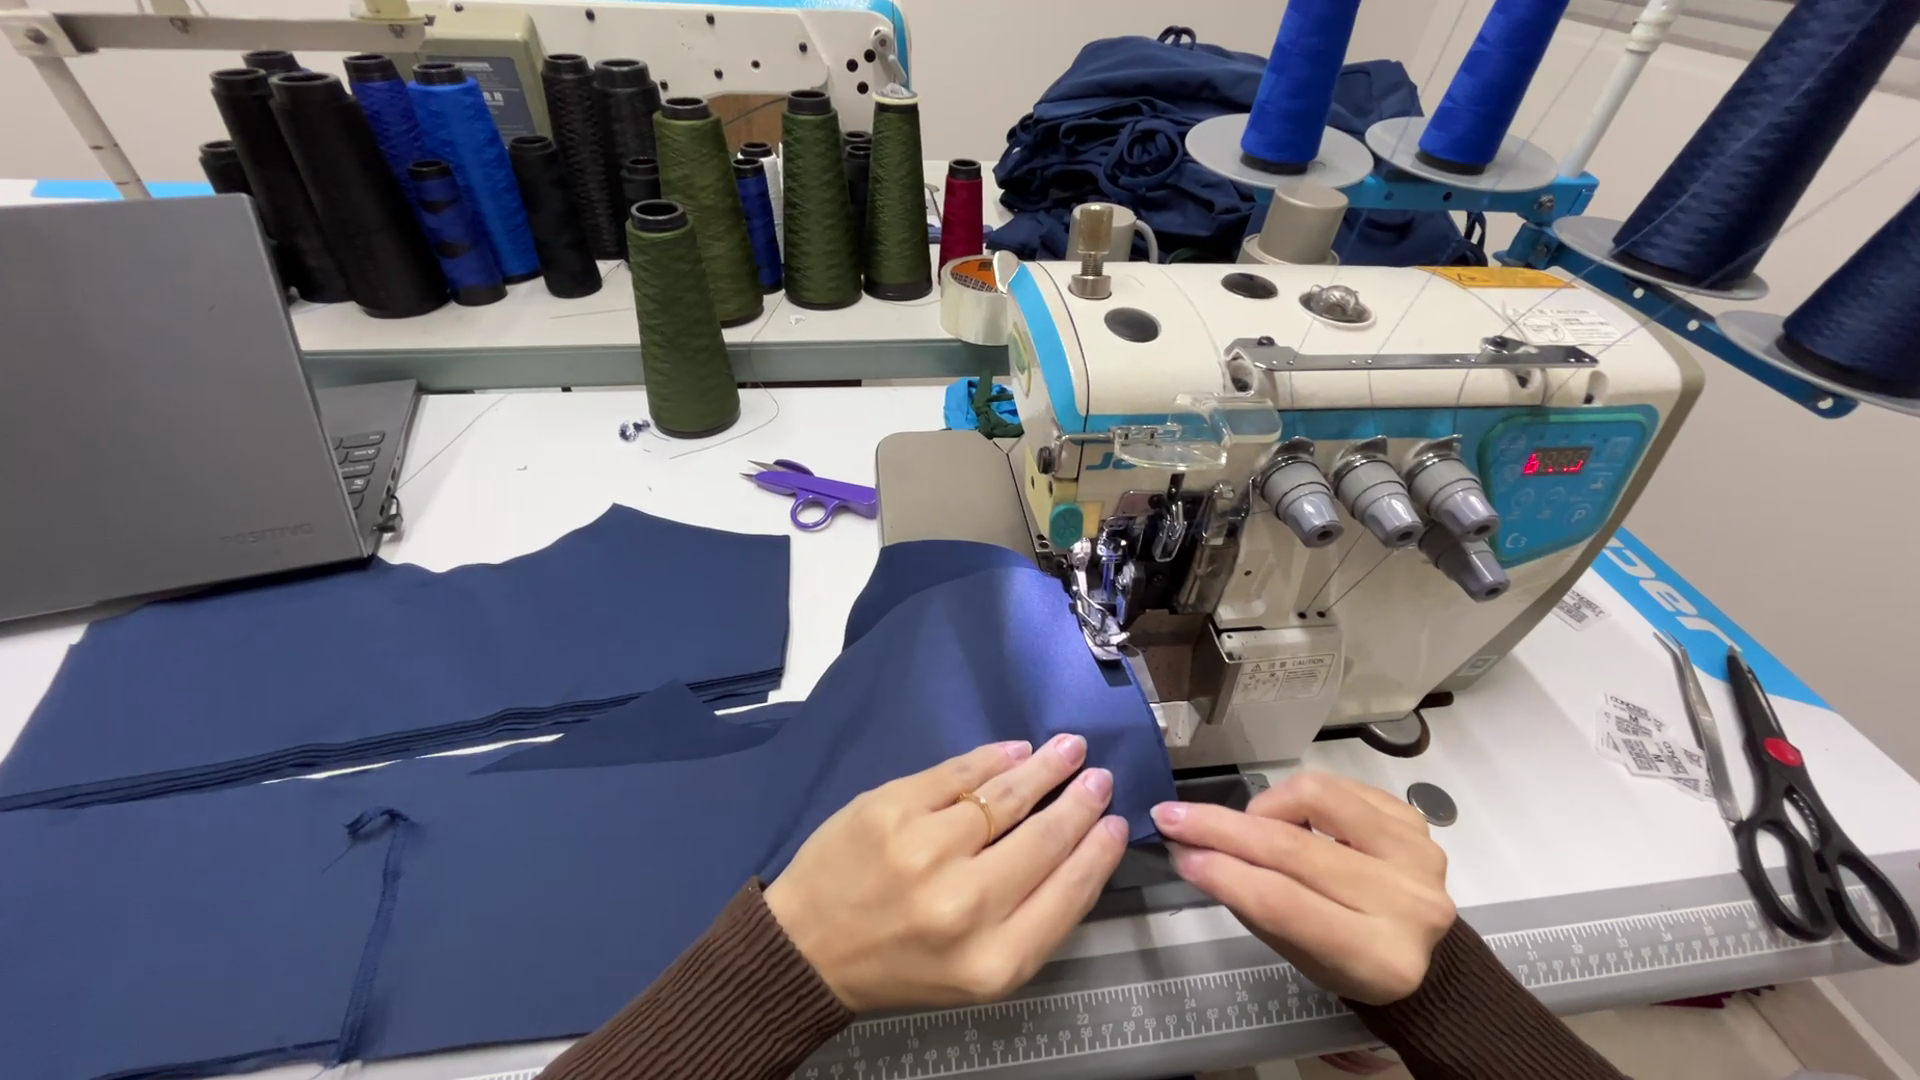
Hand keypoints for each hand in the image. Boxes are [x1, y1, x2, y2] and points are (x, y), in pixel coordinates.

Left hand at [765, 733, 1128, 1011]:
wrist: (808, 947)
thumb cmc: (901, 962)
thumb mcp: (976, 972)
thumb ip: (1030, 920)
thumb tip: (1077, 849)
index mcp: (993, 960)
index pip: (1068, 894)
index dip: (1098, 852)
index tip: (1115, 822)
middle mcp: (964, 905)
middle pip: (1042, 839)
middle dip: (1078, 802)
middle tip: (1098, 776)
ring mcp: (924, 849)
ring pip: (1004, 796)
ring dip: (1043, 767)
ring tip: (1068, 748)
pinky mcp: (891, 807)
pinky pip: (958, 773)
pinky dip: (993, 757)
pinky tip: (1016, 749)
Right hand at [1151, 771, 1454, 1004]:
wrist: (1419, 950)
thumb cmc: (1344, 957)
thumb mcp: (1294, 948)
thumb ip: (1247, 900)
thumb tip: (1188, 850)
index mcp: (1377, 958)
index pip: (1283, 902)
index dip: (1222, 872)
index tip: (1176, 850)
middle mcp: (1407, 903)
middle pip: (1293, 848)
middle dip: (1220, 828)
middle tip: (1173, 816)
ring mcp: (1416, 855)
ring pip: (1314, 798)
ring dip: (1262, 805)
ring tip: (1248, 823)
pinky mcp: (1413, 820)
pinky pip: (1335, 784)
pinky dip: (1297, 796)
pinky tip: (1288, 816)